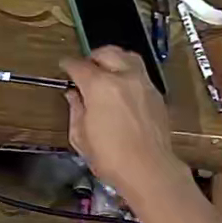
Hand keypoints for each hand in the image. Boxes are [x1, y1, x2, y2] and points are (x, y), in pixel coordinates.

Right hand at [60, 46, 184, 200]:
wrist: (149, 170)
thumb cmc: (110, 158)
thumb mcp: (81, 137)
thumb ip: (76, 110)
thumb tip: (74, 95)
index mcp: (100, 86)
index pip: (79, 66)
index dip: (68, 65)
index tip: (64, 67)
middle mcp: (124, 77)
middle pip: (107, 53)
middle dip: (93, 57)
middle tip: (85, 68)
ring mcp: (144, 84)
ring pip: (128, 57)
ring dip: (114, 59)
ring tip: (107, 72)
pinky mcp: (157, 95)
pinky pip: (141, 74)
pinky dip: (129, 74)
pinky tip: (124, 89)